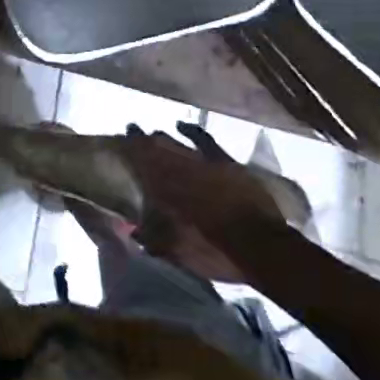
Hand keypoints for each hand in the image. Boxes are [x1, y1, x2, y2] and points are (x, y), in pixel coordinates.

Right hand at [122, 122, 290, 272]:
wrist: (262, 248)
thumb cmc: (215, 251)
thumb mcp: (177, 253)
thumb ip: (151, 240)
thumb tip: (130, 229)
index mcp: (162, 189)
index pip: (137, 159)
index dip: (126, 148)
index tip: (117, 143)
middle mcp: (177, 169)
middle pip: (153, 146)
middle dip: (140, 139)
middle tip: (130, 134)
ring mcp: (201, 162)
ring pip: (174, 142)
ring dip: (160, 137)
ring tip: (151, 135)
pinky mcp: (224, 161)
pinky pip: (203, 139)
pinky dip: (191, 131)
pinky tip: (181, 126)